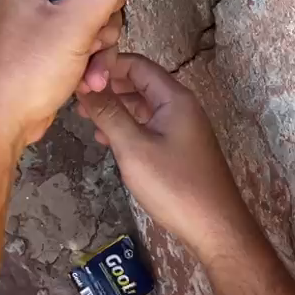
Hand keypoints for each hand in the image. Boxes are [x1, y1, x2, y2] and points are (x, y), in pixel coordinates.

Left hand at [0, 0, 130, 153]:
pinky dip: (87, 64)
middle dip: (102, 27)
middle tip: (94, 47)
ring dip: (98, 51)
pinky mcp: (42, 51)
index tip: (108, 9)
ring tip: (92, 75)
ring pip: (89, 25)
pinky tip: (87, 83)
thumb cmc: (30, 69)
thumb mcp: (75, 23)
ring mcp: (36, 25)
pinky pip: (78, 46)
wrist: (2, 120)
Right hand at [76, 51, 258, 264]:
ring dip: (115, 107)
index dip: (106, 66)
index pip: (136, 64)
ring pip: (142, 105)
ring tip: (86, 118)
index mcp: (174, 97)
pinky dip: (127, 125)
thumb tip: (84, 85)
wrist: (216, 229)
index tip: (78, 77)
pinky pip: (148, 124)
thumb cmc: (175, 185)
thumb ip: (108, 113)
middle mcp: (180, 105)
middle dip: (108, 87)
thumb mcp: (133, 148)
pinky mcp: (179, 146)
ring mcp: (181, 126)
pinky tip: (108, 139)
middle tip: (77, 98)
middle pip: (139, 82)